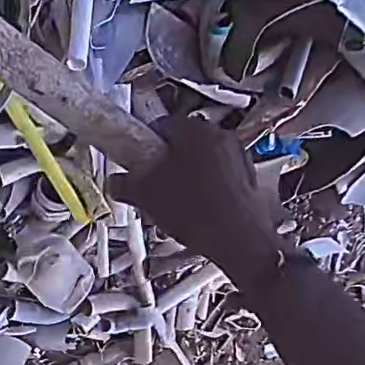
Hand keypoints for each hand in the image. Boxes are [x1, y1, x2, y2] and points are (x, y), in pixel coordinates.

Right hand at [109, 116, 288, 287]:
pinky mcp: (249, 180)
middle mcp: (220, 137)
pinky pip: (222, 178)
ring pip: (204, 161)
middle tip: (154, 185)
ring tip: (176, 204)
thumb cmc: (198, 211)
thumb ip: (124, 184)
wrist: (238, 240)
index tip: (138, 159)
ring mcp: (239, 157)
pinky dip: (209, 191)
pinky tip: (198, 213)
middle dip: (168, 162)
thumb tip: (115, 182)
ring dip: (189, 177)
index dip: (146, 144)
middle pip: (185, 143)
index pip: (162, 124)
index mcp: (193, 130)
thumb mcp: (146, 196)